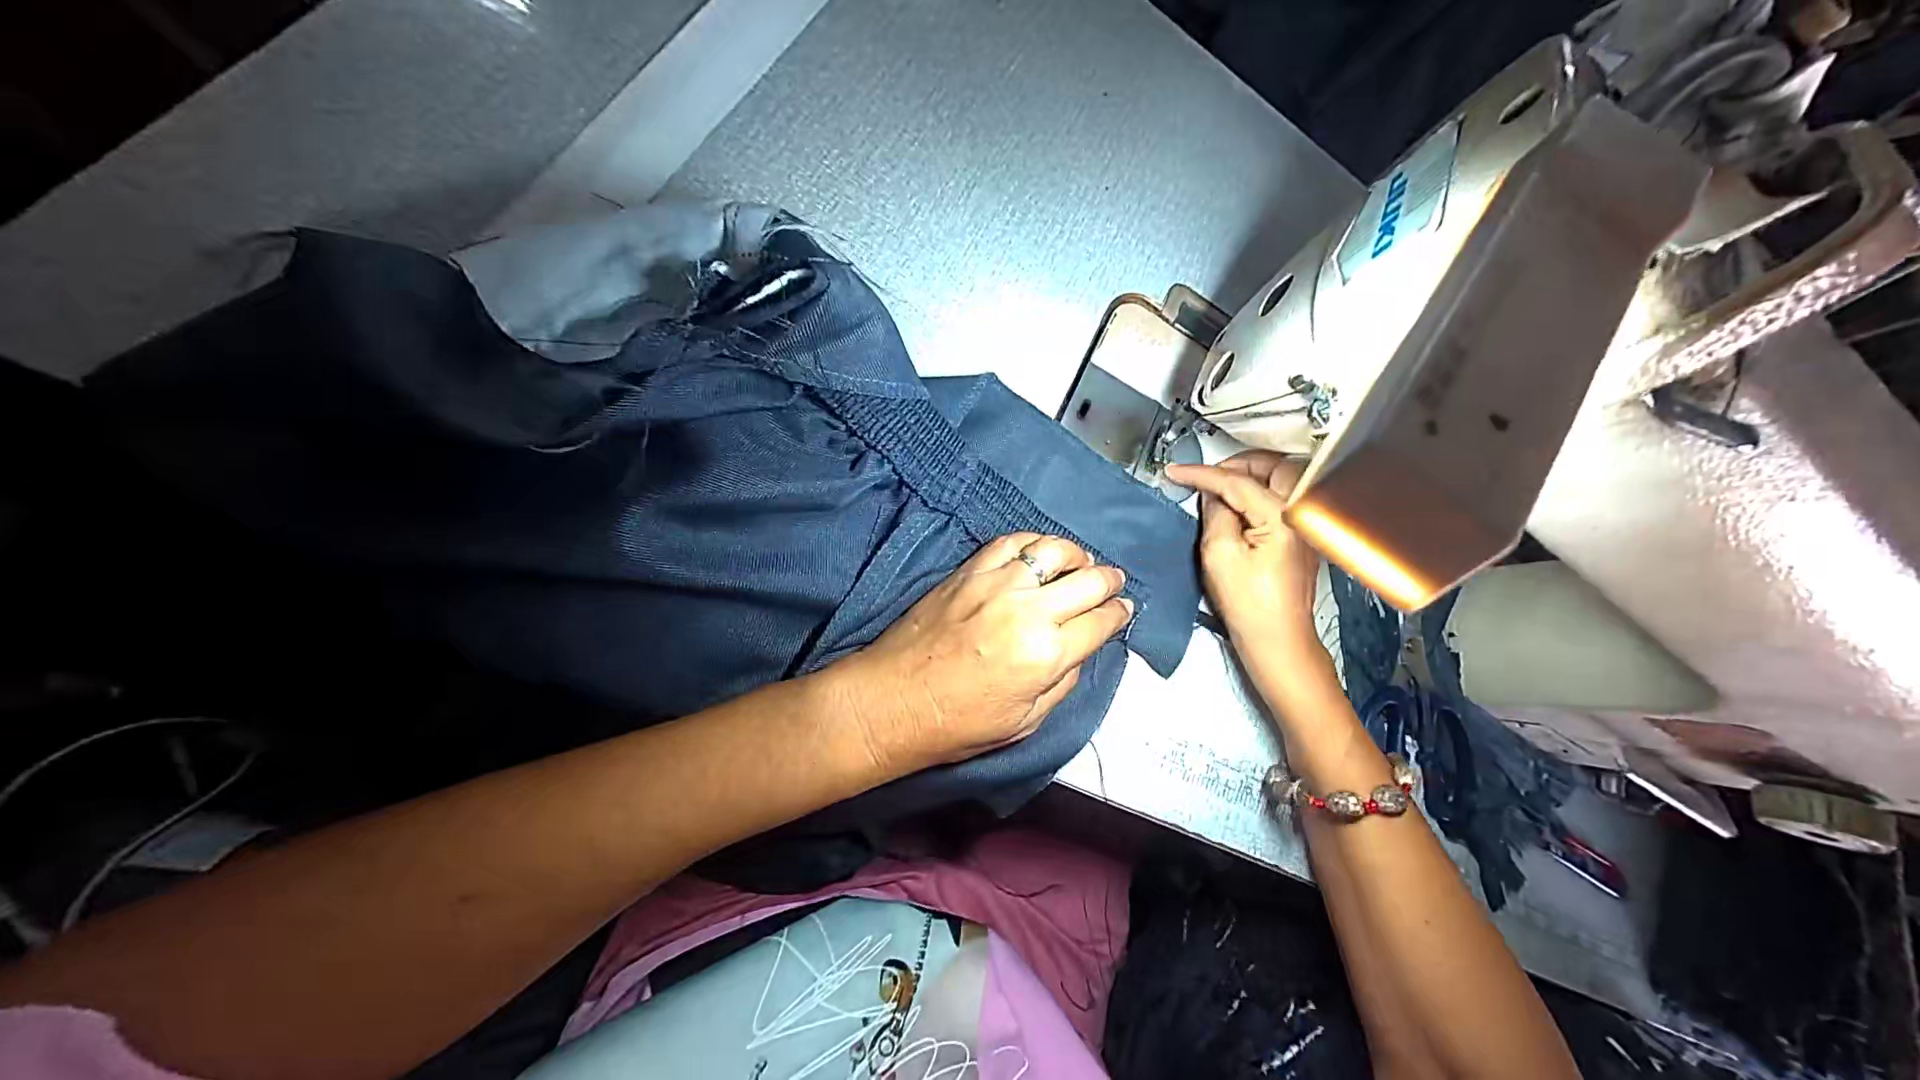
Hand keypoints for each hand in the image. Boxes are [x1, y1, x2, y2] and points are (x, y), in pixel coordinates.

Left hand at [832, 533, 1132, 773]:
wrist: (895, 700)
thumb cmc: (957, 723)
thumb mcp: (1026, 721)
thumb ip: (1063, 681)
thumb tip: (1079, 649)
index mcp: (1047, 654)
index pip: (1101, 622)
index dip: (1119, 614)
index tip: (1124, 609)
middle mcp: (1028, 611)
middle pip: (1088, 581)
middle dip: (1109, 581)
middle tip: (1113, 583)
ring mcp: (996, 585)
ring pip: (1054, 551)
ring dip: (1077, 555)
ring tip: (1081, 562)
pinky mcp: (969, 571)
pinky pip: (1011, 542)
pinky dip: (1033, 542)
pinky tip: (1039, 552)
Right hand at [1165, 452, 1322, 653]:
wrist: (1276, 639)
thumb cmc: (1252, 607)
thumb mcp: (1217, 554)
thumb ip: (1214, 514)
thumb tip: (1211, 495)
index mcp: (1283, 517)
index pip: (1237, 481)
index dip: (1203, 474)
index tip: (1180, 471)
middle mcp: (1303, 516)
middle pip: (1273, 466)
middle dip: (1237, 463)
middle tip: (1206, 472)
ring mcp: (1306, 526)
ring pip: (1283, 478)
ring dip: (1251, 474)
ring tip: (1220, 484)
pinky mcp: (1302, 536)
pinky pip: (1284, 498)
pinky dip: (1261, 491)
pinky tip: (1239, 502)